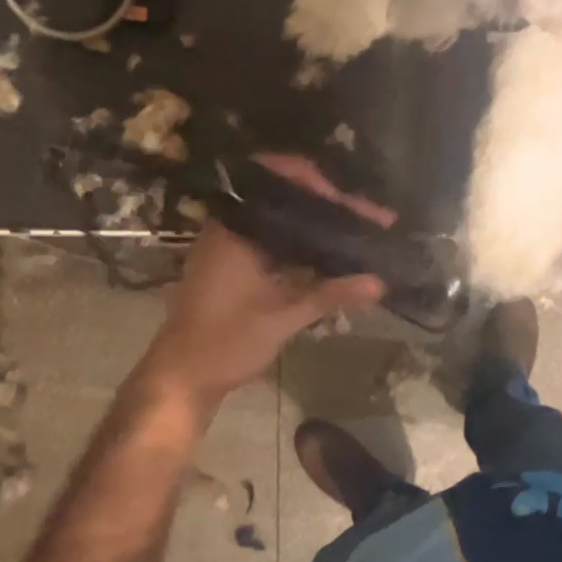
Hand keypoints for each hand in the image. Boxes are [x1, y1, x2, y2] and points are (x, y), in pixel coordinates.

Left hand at [135, 155, 390, 408]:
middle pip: (282, 198)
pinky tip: (328, 250)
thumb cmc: (225, 343)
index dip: (318, 183)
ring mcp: (228, 246)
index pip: (280, 183)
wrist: (181, 378)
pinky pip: (271, 240)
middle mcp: (229, 229)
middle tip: (364, 210)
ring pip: (278, 220)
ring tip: (354, 223)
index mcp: (235, 230)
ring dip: (312, 222)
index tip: (352, 197)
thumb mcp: (282, 318)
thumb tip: (379, 282)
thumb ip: (330, 295)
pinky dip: (298, 242)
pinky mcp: (232, 265)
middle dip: (324, 202)